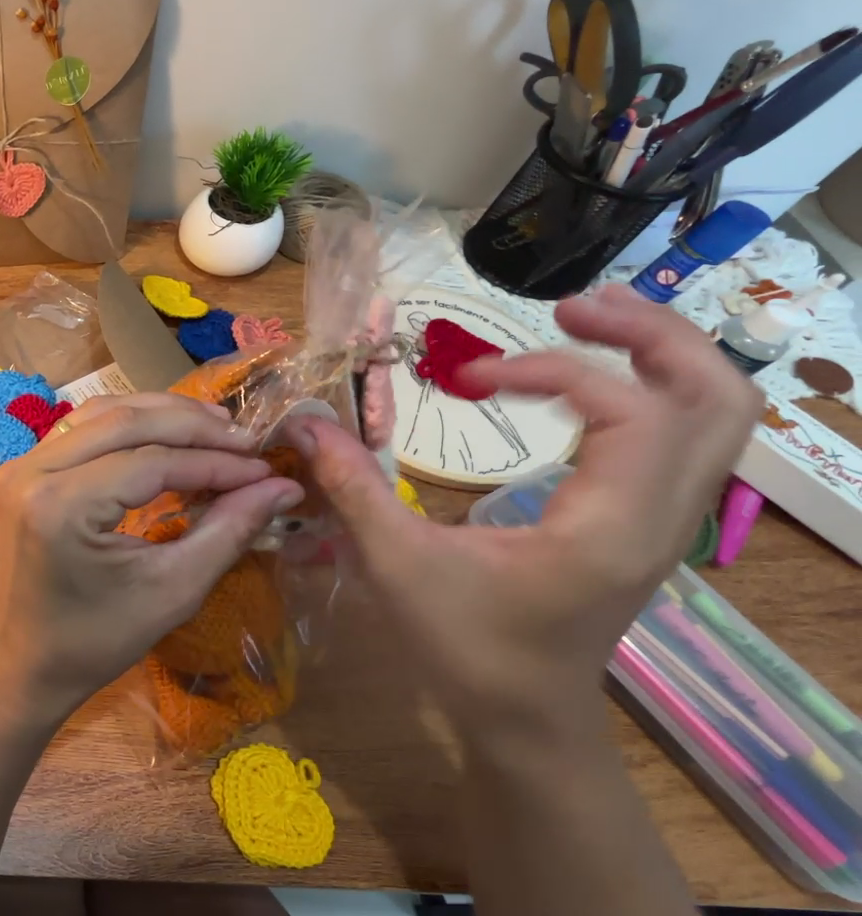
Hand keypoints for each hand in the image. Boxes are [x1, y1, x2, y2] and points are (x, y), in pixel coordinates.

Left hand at [0, 393, 305, 726]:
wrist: (27, 659)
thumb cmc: (97, 639)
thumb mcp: (172, 590)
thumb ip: (227, 531)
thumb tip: (284, 486)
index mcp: (61, 506)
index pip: (151, 462)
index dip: (215, 462)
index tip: (265, 468)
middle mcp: (33, 471)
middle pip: (124, 422)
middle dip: (192, 426)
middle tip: (249, 439)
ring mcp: (23, 465)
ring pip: (101, 413)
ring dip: (161, 414)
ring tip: (218, 429)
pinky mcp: (24, 468)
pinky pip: (82, 428)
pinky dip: (129, 424)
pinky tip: (169, 433)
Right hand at [297, 285, 761, 734]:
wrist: (523, 716)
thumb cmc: (464, 646)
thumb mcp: (397, 564)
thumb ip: (352, 486)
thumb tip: (304, 422)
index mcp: (609, 526)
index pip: (627, 410)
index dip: (547, 371)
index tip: (465, 379)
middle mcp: (661, 515)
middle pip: (718, 396)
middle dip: (649, 334)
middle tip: (564, 306)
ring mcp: (665, 518)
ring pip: (717, 413)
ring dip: (659, 354)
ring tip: (580, 322)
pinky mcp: (647, 520)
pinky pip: (681, 435)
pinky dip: (647, 388)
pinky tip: (578, 383)